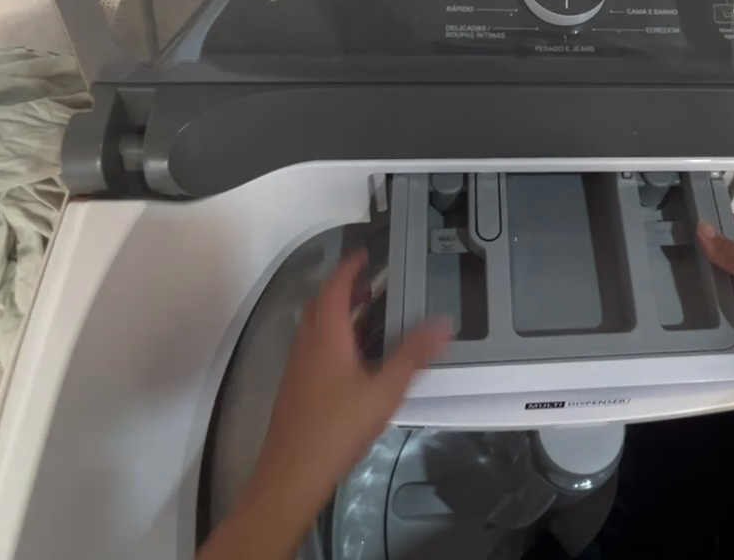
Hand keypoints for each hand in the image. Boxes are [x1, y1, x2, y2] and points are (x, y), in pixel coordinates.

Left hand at [247, 252, 450, 515]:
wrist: (290, 477)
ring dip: (336, 315)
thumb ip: (413, 354)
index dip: (349, 268)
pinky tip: (350, 363)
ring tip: (365, 320)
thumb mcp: (385, 389)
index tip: (364, 255)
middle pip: (320, 305)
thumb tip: (443, 323)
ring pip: (314, 328)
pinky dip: (330, 339)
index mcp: (326, 336)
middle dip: (343, 290)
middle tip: (368, 287)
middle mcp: (306, 346)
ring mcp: (296, 369)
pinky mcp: (294, 391)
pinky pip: (311, 350)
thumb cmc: (337, 428)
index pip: (335, 288)